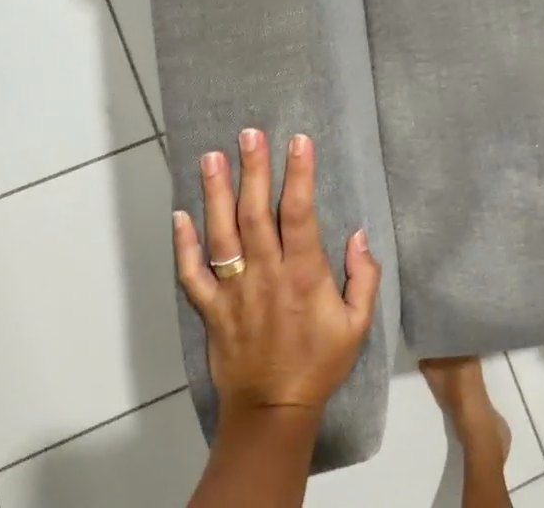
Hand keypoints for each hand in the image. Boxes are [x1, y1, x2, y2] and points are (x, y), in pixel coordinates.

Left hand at [173, 129, 380, 422]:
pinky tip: (180, 214)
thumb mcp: (359, 324)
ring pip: (222, 236)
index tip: (299, 141)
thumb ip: (364, 277)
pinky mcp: (212, 310)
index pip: (300, 215)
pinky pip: (192, 274)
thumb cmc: (321, 362)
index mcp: (304, 276)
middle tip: (249, 134)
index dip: (299, 176)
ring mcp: (234, 292)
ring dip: (215, 194)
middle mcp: (266, 276)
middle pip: (256, 215)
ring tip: (211, 157)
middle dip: (254, 171)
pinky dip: (183, 245)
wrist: (273, 410)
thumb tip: (360, 235)